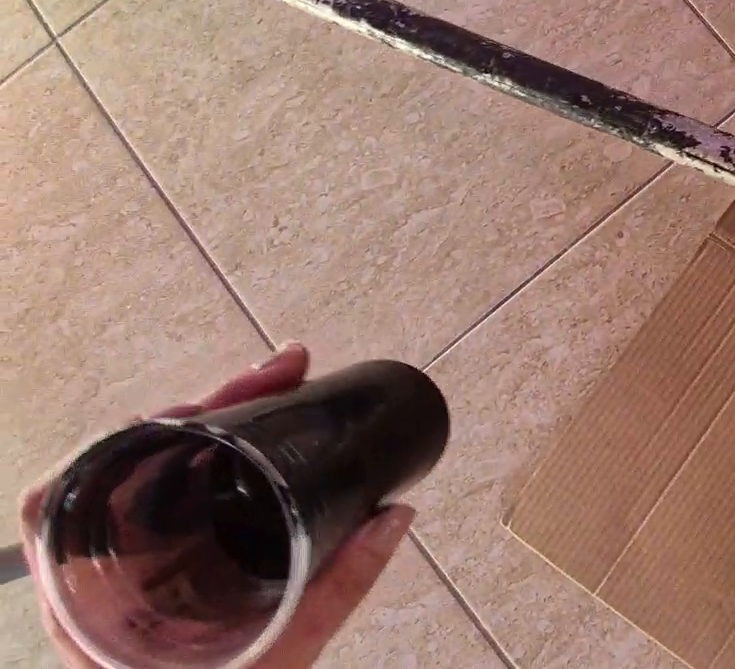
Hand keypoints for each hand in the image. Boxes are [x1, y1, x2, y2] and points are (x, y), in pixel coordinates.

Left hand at [18, 345, 413, 668]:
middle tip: (285, 370)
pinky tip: (277, 431)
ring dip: (228, 419)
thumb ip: (331, 595)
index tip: (209, 404)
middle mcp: (109, 572)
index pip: (64, 499)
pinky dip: (234, 450)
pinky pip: (198, 493)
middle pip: (134, 464)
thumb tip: (396, 514)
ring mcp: (148, 565)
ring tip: (289, 383)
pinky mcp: (185, 564)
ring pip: (168, 471)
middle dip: (212, 404)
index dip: (125, 437)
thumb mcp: (273, 665)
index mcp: (95, 599)